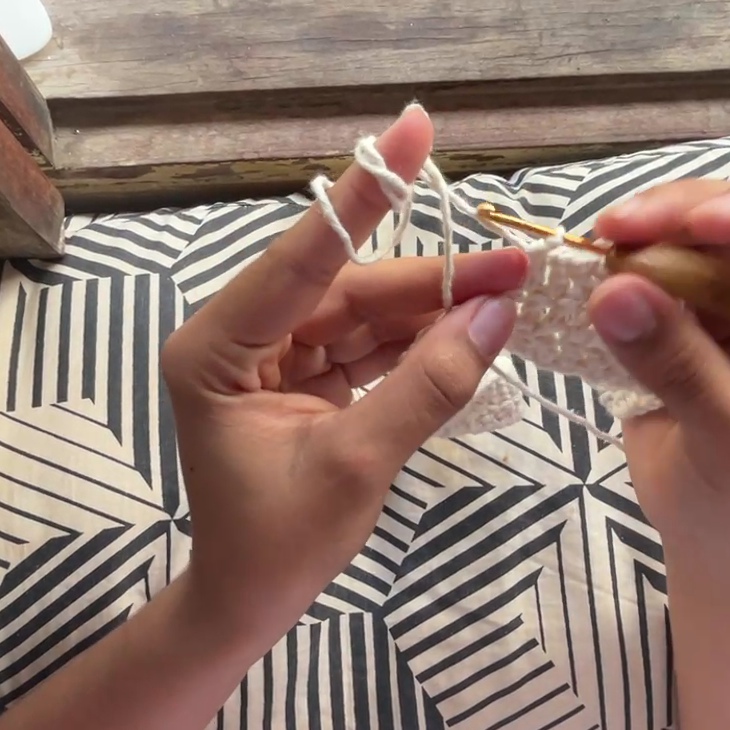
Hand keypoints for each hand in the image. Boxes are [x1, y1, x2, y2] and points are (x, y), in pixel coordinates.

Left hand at [162, 107, 527, 631]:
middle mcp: (238, 338)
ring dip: (430, 310)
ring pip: (360, 315)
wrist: (249, 601)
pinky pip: (364, 348)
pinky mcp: (300, 382)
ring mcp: (271, 358)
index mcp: (217, 348)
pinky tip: (467, 331)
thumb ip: (424, 387)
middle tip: (512, 264)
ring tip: (506, 295)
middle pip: (342, 288)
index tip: (414, 128)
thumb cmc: (279, 546)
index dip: (366, 194)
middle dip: (428, 280)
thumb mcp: (355, 464)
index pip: (302, 258)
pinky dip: (414, 344)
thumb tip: (496, 317)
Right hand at [585, 178, 729, 583]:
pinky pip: (656, 277)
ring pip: (696, 239)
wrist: (723, 548)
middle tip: (612, 229)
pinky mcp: (692, 321)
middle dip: (683, 215)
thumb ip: (680, 365)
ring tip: (592, 250)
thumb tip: (610, 289)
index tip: (701, 223)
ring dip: (644, 238)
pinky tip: (589, 273)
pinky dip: (621, 271)